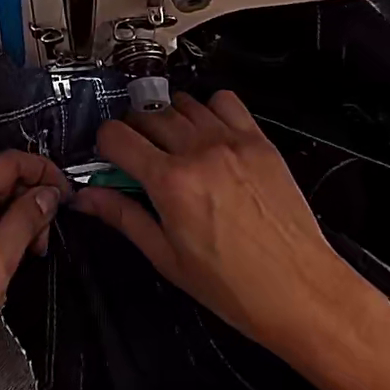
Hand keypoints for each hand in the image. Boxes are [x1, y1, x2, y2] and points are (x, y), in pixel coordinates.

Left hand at [0, 150, 69, 378]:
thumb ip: (27, 219)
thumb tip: (49, 193)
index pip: (13, 161)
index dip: (45, 173)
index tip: (67, 195)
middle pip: (5, 180)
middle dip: (33, 202)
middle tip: (47, 237)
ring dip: (21, 222)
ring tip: (31, 254)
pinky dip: (3, 235)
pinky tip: (11, 260)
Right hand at [73, 91, 366, 353]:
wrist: (299, 289)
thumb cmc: (239, 285)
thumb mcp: (167, 258)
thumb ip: (123, 217)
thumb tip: (90, 199)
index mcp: (172, 183)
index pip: (117, 135)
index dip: (104, 143)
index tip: (108, 154)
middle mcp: (200, 152)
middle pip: (146, 114)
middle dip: (133, 131)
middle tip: (137, 156)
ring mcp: (231, 141)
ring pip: (182, 102)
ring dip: (168, 118)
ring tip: (173, 147)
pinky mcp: (257, 139)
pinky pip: (224, 100)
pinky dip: (208, 108)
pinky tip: (208, 133)